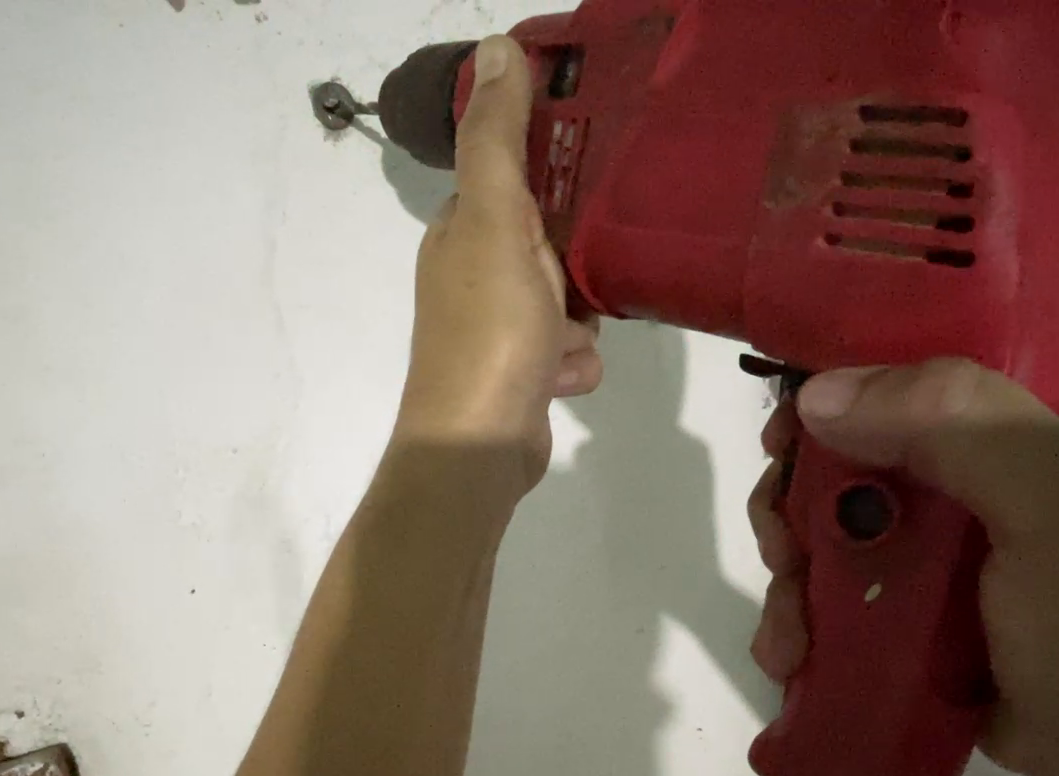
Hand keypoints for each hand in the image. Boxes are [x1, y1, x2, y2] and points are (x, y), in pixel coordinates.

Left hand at [394, 35, 602, 497]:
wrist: (478, 446)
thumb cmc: (489, 332)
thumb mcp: (495, 222)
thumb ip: (496, 141)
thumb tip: (496, 46)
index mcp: (460, 236)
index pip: (514, 183)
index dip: (555, 180)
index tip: (598, 181)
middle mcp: (472, 280)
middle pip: (549, 245)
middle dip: (577, 264)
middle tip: (587, 278)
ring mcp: (495, 333)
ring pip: (567, 303)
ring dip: (581, 321)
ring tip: (569, 340)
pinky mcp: (519, 377)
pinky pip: (567, 352)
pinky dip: (573, 363)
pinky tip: (565, 378)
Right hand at [748, 361, 1058, 775]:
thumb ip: (955, 426)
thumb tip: (815, 396)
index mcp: (1035, 417)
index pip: (919, 366)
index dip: (841, 387)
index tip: (785, 433)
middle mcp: (983, 470)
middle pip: (855, 454)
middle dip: (801, 504)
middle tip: (782, 549)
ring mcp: (947, 544)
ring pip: (835, 529)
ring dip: (794, 576)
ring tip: (789, 634)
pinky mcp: (919, 607)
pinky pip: (841, 589)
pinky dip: (805, 618)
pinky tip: (793, 654)